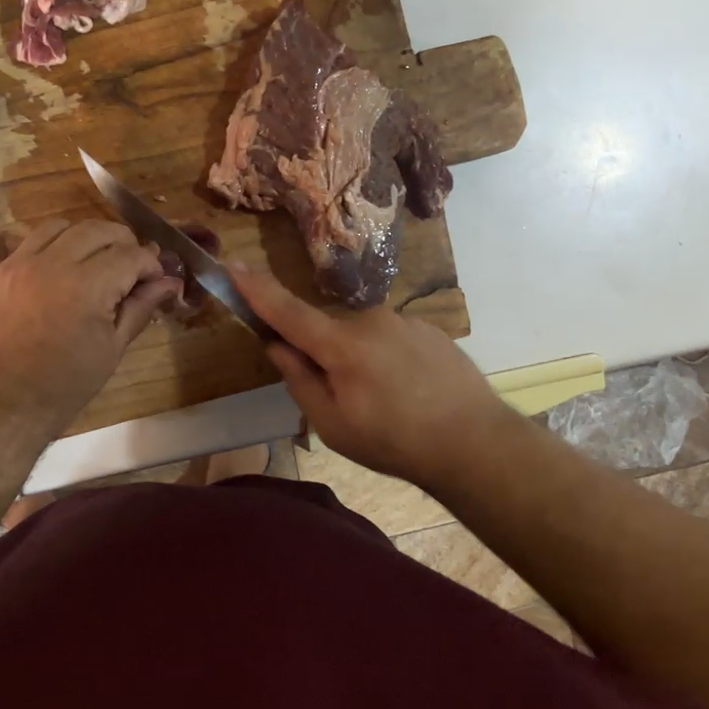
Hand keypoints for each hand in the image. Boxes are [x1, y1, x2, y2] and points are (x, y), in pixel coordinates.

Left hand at [0, 220, 182, 428]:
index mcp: (87, 285)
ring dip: (84, 238)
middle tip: (130, 268)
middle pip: (97, 230)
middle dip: (122, 243)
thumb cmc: (62, 387)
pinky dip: (51, 249)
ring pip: (60, 227)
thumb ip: (139, 308)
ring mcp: (18, 264)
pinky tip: (57, 275)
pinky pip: (28, 244)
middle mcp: (52, 263)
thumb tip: (168, 283)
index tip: (154, 280)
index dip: (150, 264)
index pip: (130, 255)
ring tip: (93, 262)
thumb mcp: (110, 350)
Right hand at [231, 264, 524, 490]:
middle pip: (327, 329)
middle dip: (322, 354)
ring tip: (385, 404)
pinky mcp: (429, 329)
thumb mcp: (333, 425)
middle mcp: (371, 320)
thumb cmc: (395, 442)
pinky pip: (390, 339)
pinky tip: (409, 394)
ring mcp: (404, 321)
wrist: (476, 444)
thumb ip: (299, 381)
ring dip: (358, 359)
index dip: (257, 289)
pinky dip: (387, 360)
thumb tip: (278, 347)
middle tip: (343, 400)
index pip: (287, 311)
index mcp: (342, 345)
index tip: (233, 264)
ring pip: (360, 335)